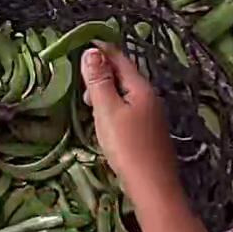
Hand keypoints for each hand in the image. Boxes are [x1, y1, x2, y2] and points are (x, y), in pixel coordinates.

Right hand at [80, 43, 179, 205]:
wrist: (153, 187)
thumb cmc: (127, 146)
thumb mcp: (107, 110)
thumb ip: (98, 81)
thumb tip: (91, 51)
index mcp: (140, 87)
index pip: (119, 58)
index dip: (99, 49)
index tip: (79, 44)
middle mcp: (149, 96)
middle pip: (123, 73)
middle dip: (100, 72)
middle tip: (80, 84)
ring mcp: (151, 114)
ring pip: (124, 92)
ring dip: (105, 91)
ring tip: (88, 104)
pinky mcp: (149, 130)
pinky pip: (128, 107)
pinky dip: (112, 106)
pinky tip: (104, 121)